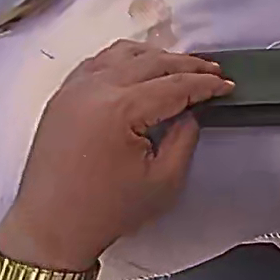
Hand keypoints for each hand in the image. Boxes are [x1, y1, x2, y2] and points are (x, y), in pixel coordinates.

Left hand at [0, 40, 232, 270]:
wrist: (51, 226)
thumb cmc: (110, 209)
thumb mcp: (165, 180)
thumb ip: (184, 138)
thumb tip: (190, 112)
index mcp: (121, 108)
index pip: (175, 85)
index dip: (206, 85)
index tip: (228, 86)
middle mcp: (96, 88)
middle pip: (152, 62)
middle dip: (188, 65)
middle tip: (214, 72)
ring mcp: (75, 87)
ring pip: (124, 53)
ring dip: (157, 57)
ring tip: (182, 68)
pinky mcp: (63, 95)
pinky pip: (99, 61)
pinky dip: (126, 59)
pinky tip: (141, 69)